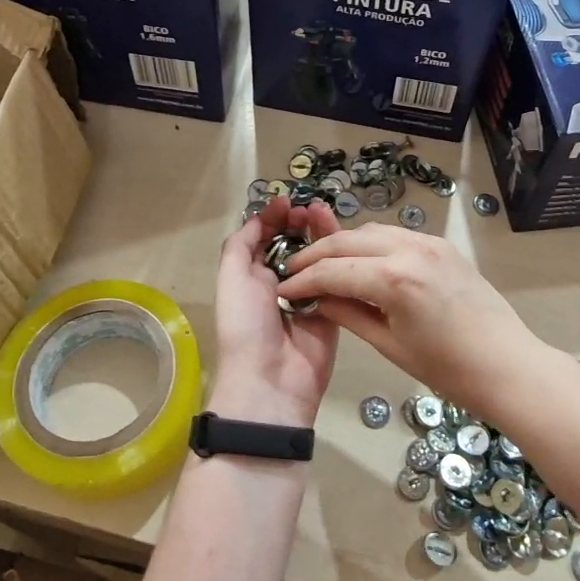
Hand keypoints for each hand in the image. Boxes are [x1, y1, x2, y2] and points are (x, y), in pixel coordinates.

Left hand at [209, 197, 340, 426]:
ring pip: (318, 258)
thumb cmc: (246, 324)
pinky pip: (339, 280)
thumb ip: (241, 244)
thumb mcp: (232, 278)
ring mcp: (309, 296)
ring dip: (321, 235)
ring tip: (325, 214)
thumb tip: (260, 217)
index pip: (267, 239)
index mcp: (253, 277)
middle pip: (295, 245)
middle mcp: (281, 283)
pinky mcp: (334, 310)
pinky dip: (342, 260)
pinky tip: (347, 241)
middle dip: (301, 223)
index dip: (275, 218)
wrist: (271, 379)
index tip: (288, 200)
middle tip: (310, 207)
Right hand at [278, 225, 555, 422]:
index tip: (283, 289)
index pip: (334, 270)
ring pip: (371, 231)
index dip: (304, 279)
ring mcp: (429, 242)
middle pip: (348, 240)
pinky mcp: (442, 245)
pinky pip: (395, 235)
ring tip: (323, 265)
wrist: (507, 365)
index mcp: (395, 278)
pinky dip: (371, 244)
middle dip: (317, 254)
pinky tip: (360, 262)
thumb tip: (315, 299)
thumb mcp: (390, 345)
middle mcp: (411, 248)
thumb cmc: (448, 369)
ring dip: (343, 244)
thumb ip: (348, 314)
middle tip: (294, 271)